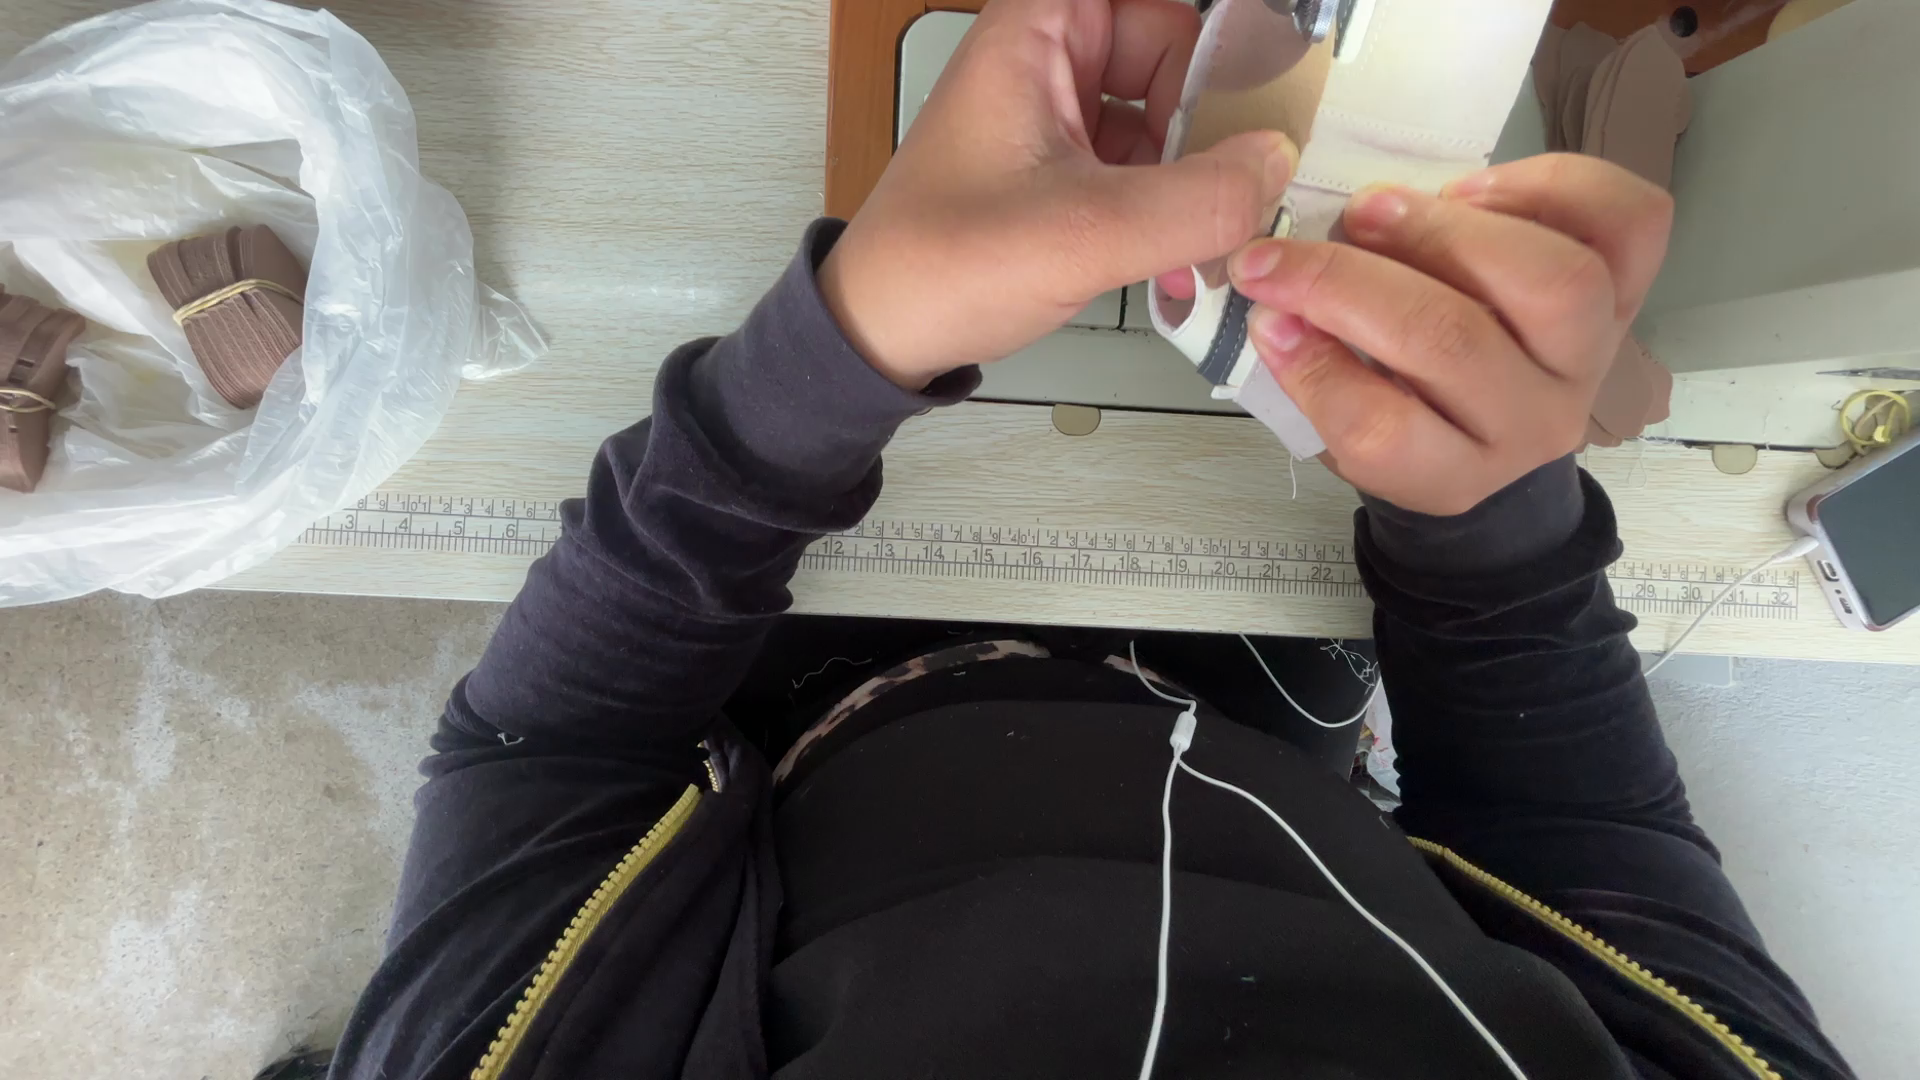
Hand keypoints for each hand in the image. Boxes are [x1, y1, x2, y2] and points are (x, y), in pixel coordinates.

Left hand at [821, 0, 1298, 388]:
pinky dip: (1157, 215)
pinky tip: (1172, 262)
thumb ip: (1195, 200)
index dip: (1224, 55)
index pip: (1169, 12)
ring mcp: (1048, 128)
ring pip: (1153, 129)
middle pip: (1170, 66)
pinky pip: (1128, 176)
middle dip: (1207, 136)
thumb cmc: (941, 268)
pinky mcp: (1050, 182)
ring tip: (1203, 246)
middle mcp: (1045, 66)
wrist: (880, 335)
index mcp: (1039, 31)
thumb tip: (1275, 167)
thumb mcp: (1084, 232)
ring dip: (1187, 186)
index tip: (1265, 117)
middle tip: (1235, 199)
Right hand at [1227, 154, 1673, 515]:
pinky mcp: (1629, 295)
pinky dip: (1551, 188)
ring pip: (1548, 280)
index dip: (1312, 367)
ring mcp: (1591, 357)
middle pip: (1450, 342)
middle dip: (1348, 285)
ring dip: (1444, 231)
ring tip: (1372, 208)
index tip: (1259, 313)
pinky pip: (1627, 224)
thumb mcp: (1341, 439)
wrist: (1494, 440)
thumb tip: (1276, 306)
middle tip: (1282, 253)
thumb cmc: (1402, 433)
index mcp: (1448, 475)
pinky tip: (1468, 190)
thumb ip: (1317, 381)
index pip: (1379, 428)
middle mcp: (1531, 424)